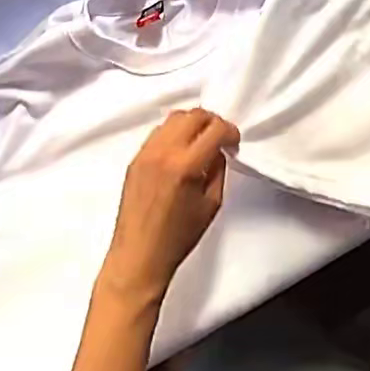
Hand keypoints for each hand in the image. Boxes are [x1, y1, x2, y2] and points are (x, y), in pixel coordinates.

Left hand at [100, 108, 238, 303]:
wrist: (139, 255)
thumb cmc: (177, 237)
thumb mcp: (211, 204)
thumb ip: (218, 169)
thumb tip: (218, 149)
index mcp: (186, 165)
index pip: (214, 129)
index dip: (230, 131)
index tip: (233, 141)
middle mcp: (164, 152)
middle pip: (194, 115)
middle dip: (213, 122)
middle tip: (221, 137)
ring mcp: (146, 152)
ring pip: (175, 117)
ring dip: (193, 123)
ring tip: (201, 140)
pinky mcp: (135, 158)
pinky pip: (158, 131)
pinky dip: (174, 131)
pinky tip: (181, 148)